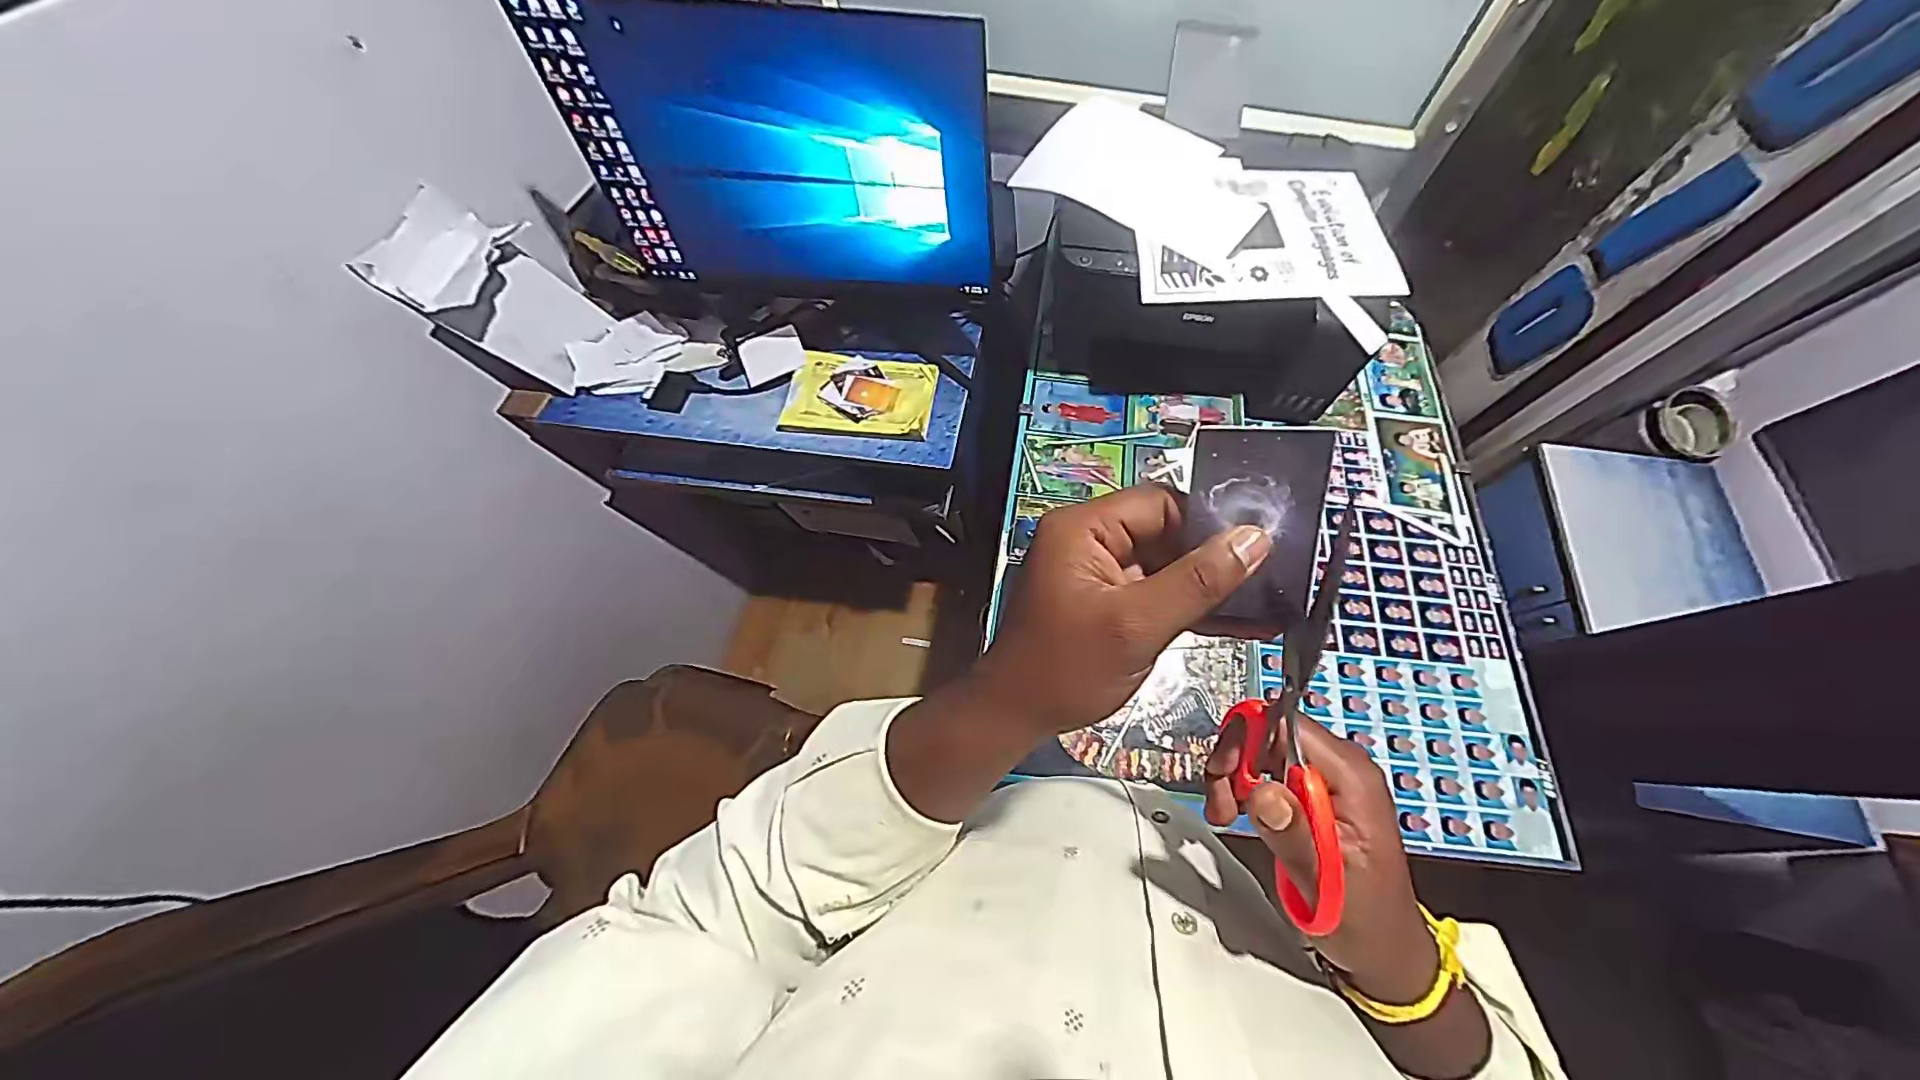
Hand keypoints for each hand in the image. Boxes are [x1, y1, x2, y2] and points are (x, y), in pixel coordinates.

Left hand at [970, 485, 1271, 736]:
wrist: (1018, 714)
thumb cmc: (1064, 669)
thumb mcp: (1135, 624)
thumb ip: (1196, 581)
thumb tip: (1253, 539)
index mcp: (1083, 528)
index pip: (1160, 503)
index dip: (1209, 522)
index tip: (1258, 545)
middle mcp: (1090, 540)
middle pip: (1167, 532)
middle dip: (1214, 557)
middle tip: (1270, 577)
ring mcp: (1100, 571)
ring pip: (1167, 564)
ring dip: (1207, 585)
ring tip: (1263, 601)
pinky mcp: (1110, 600)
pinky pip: (1157, 590)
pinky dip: (1189, 605)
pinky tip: (1234, 619)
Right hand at [1203, 714, 1436, 1000]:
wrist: (1384, 948)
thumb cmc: (1369, 920)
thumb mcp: (1327, 882)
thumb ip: (1294, 835)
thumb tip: (1264, 793)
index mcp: (1352, 776)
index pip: (1285, 724)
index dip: (1247, 741)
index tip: (1227, 777)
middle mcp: (1338, 766)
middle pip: (1266, 730)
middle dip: (1234, 760)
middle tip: (1223, 801)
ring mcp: (1322, 776)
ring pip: (1258, 747)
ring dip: (1232, 776)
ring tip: (1227, 813)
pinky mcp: (1307, 788)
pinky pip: (1262, 767)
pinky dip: (1240, 786)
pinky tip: (1237, 813)